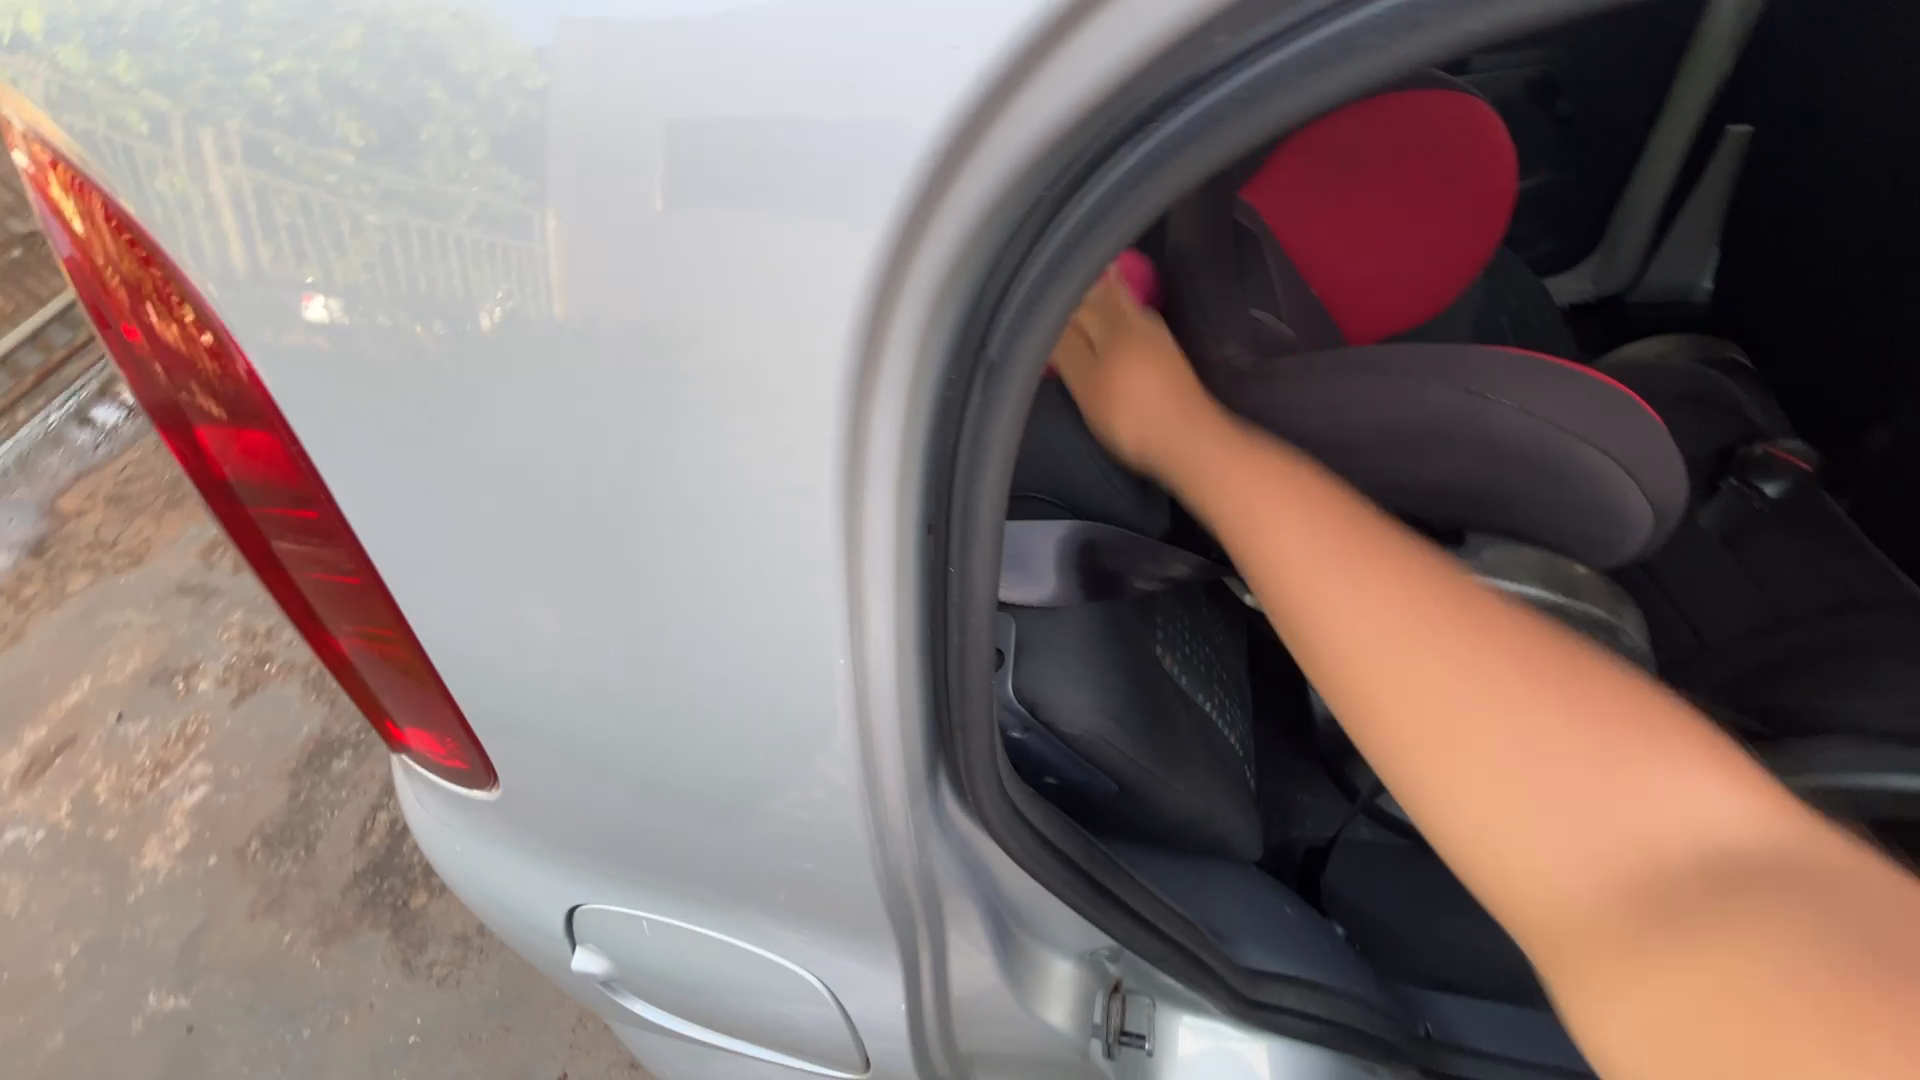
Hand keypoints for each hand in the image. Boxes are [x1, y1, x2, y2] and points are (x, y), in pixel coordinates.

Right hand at [1047, 265, 1223, 479]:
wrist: (1189, 440)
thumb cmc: (1129, 414)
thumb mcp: (1085, 383)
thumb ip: (1064, 347)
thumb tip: (1045, 318)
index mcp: (1113, 322)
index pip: (1077, 298)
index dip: (1056, 299)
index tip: (1038, 301)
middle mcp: (1137, 319)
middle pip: (1105, 294)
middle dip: (1082, 291)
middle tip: (1058, 293)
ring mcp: (1157, 337)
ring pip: (1122, 308)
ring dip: (1102, 302)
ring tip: (1081, 304)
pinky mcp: (1168, 356)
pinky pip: (1134, 326)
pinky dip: (1117, 322)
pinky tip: (1111, 335)